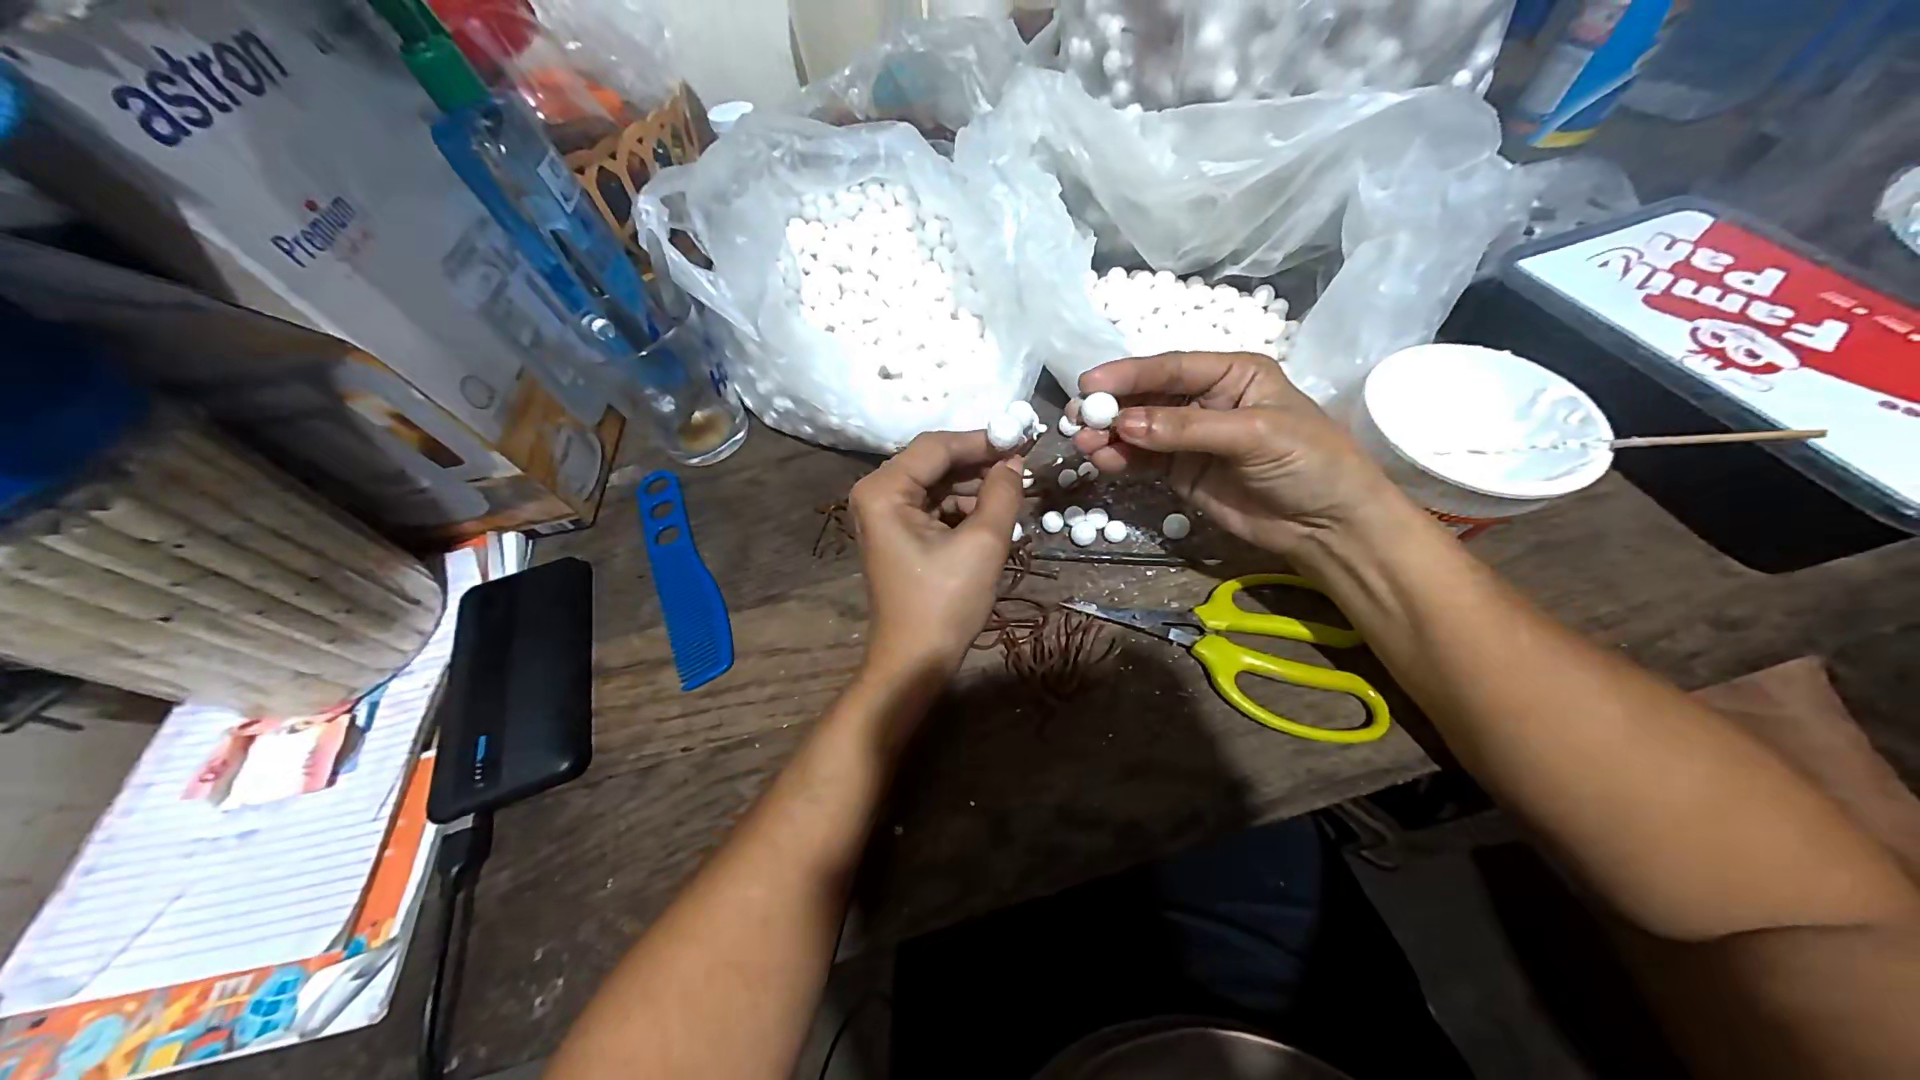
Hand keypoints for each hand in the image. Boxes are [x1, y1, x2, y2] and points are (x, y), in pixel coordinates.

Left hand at [848, 431, 1024, 684]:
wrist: (914, 661)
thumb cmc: (945, 604)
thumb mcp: (983, 544)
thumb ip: (1002, 494)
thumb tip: (1015, 461)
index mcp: (884, 491)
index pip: (936, 447)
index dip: (981, 440)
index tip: (1022, 439)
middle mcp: (876, 495)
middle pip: (933, 463)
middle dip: (978, 465)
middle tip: (1022, 467)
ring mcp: (883, 515)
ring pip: (936, 484)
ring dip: (974, 487)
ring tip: (1014, 495)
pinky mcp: (897, 534)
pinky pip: (933, 507)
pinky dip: (962, 508)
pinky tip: (993, 516)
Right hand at [1071, 352, 1407, 555]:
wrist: (1327, 525)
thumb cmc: (1308, 463)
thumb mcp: (1254, 435)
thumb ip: (1188, 428)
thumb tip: (1125, 425)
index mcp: (1231, 374)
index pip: (1171, 368)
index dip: (1129, 374)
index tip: (1090, 383)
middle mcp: (1206, 400)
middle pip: (1148, 397)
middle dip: (1112, 406)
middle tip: (1076, 418)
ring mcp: (1190, 438)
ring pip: (1139, 430)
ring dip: (1109, 435)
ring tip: (1083, 445)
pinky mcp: (1181, 472)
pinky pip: (1143, 460)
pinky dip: (1120, 460)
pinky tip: (1101, 461)